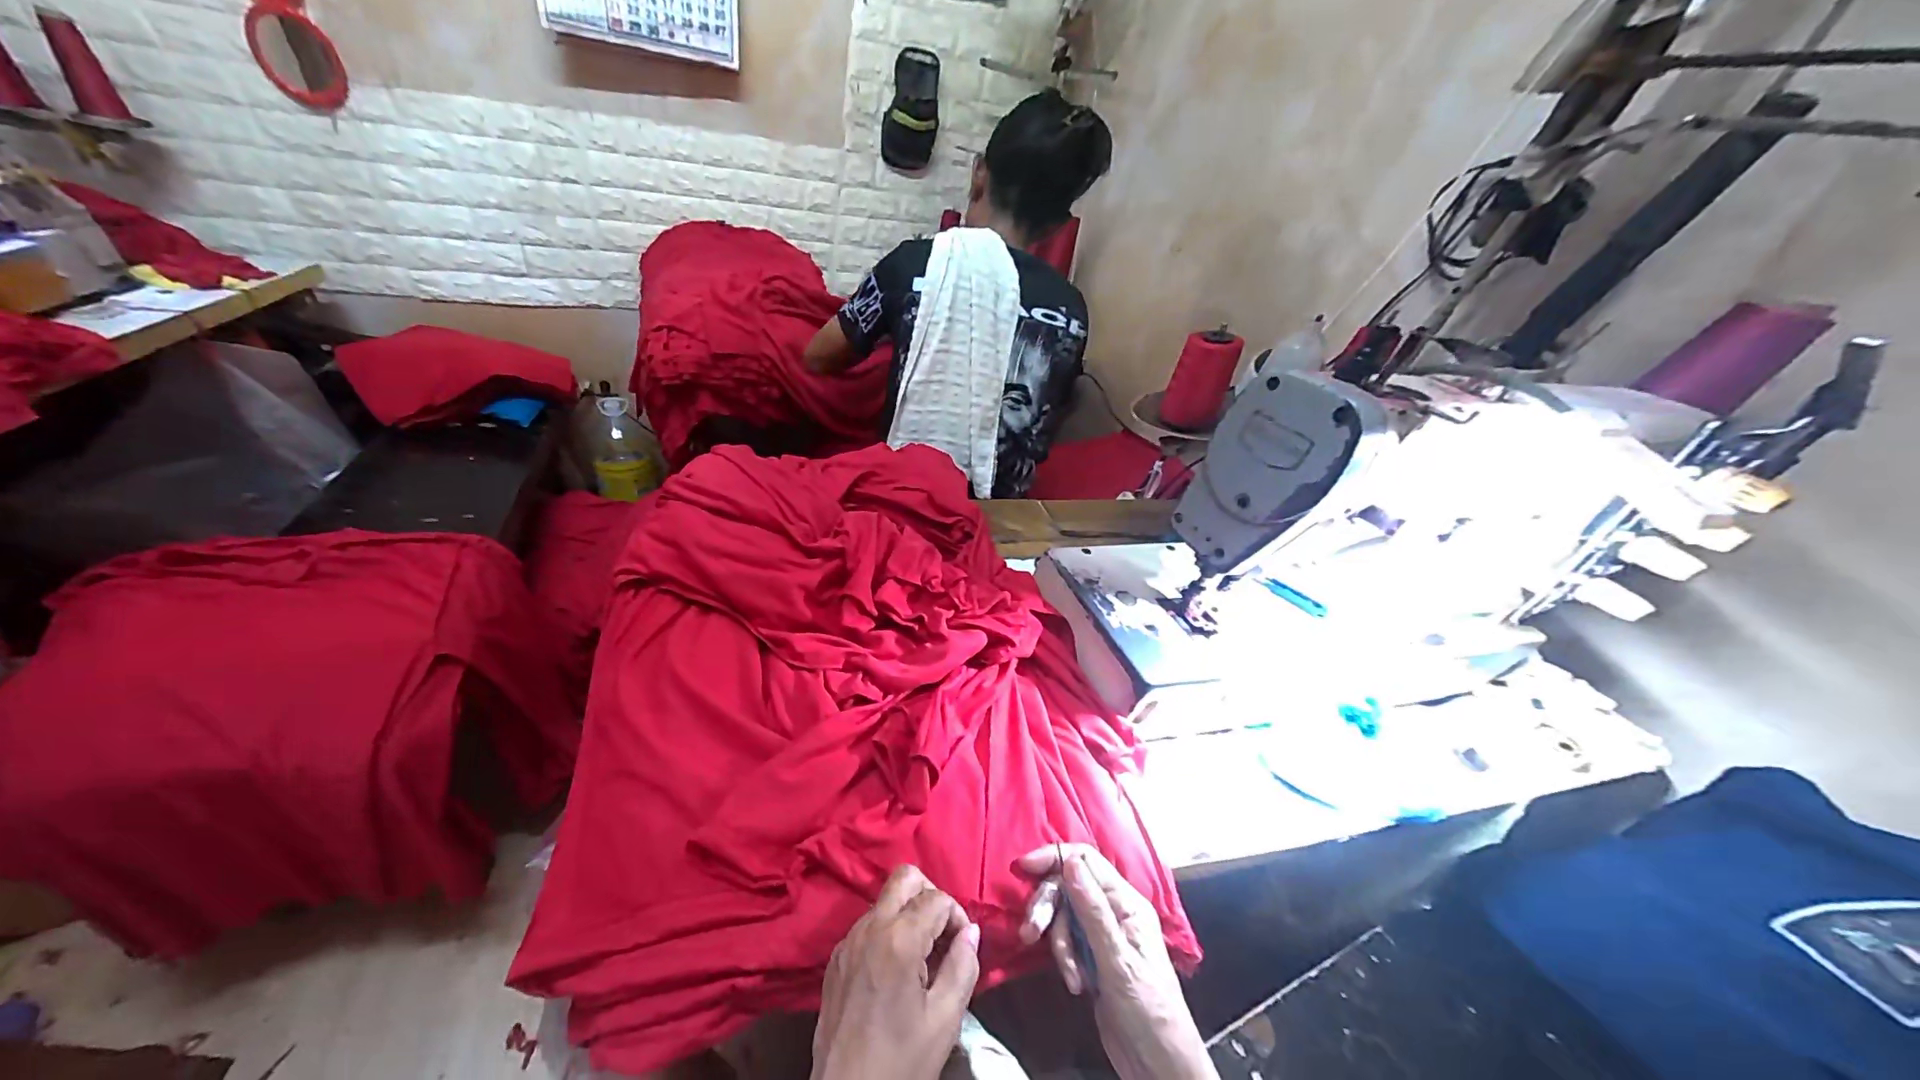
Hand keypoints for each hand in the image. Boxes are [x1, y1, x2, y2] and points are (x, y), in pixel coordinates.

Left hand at [812, 865, 980, 1079]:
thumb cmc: (901, 1060)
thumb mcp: (945, 1018)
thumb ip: (963, 966)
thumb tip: (970, 932)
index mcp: (899, 939)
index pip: (937, 898)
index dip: (958, 916)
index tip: (962, 948)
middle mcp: (869, 928)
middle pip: (904, 877)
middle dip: (930, 895)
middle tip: (942, 933)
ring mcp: (847, 942)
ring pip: (884, 899)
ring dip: (908, 912)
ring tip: (922, 956)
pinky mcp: (835, 959)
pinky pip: (867, 924)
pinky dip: (888, 931)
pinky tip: (896, 969)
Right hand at [1018, 845, 1216, 1079]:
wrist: (1160, 1066)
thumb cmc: (1149, 1011)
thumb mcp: (1118, 961)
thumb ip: (1092, 910)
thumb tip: (1070, 861)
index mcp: (1127, 902)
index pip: (1086, 860)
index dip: (1054, 858)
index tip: (1023, 869)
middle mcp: (1115, 910)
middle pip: (1068, 887)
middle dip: (1048, 909)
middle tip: (1030, 933)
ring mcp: (1103, 934)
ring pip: (1064, 915)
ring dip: (1057, 942)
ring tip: (1069, 976)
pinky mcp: (1092, 957)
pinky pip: (1066, 941)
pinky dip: (1064, 959)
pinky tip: (1075, 984)